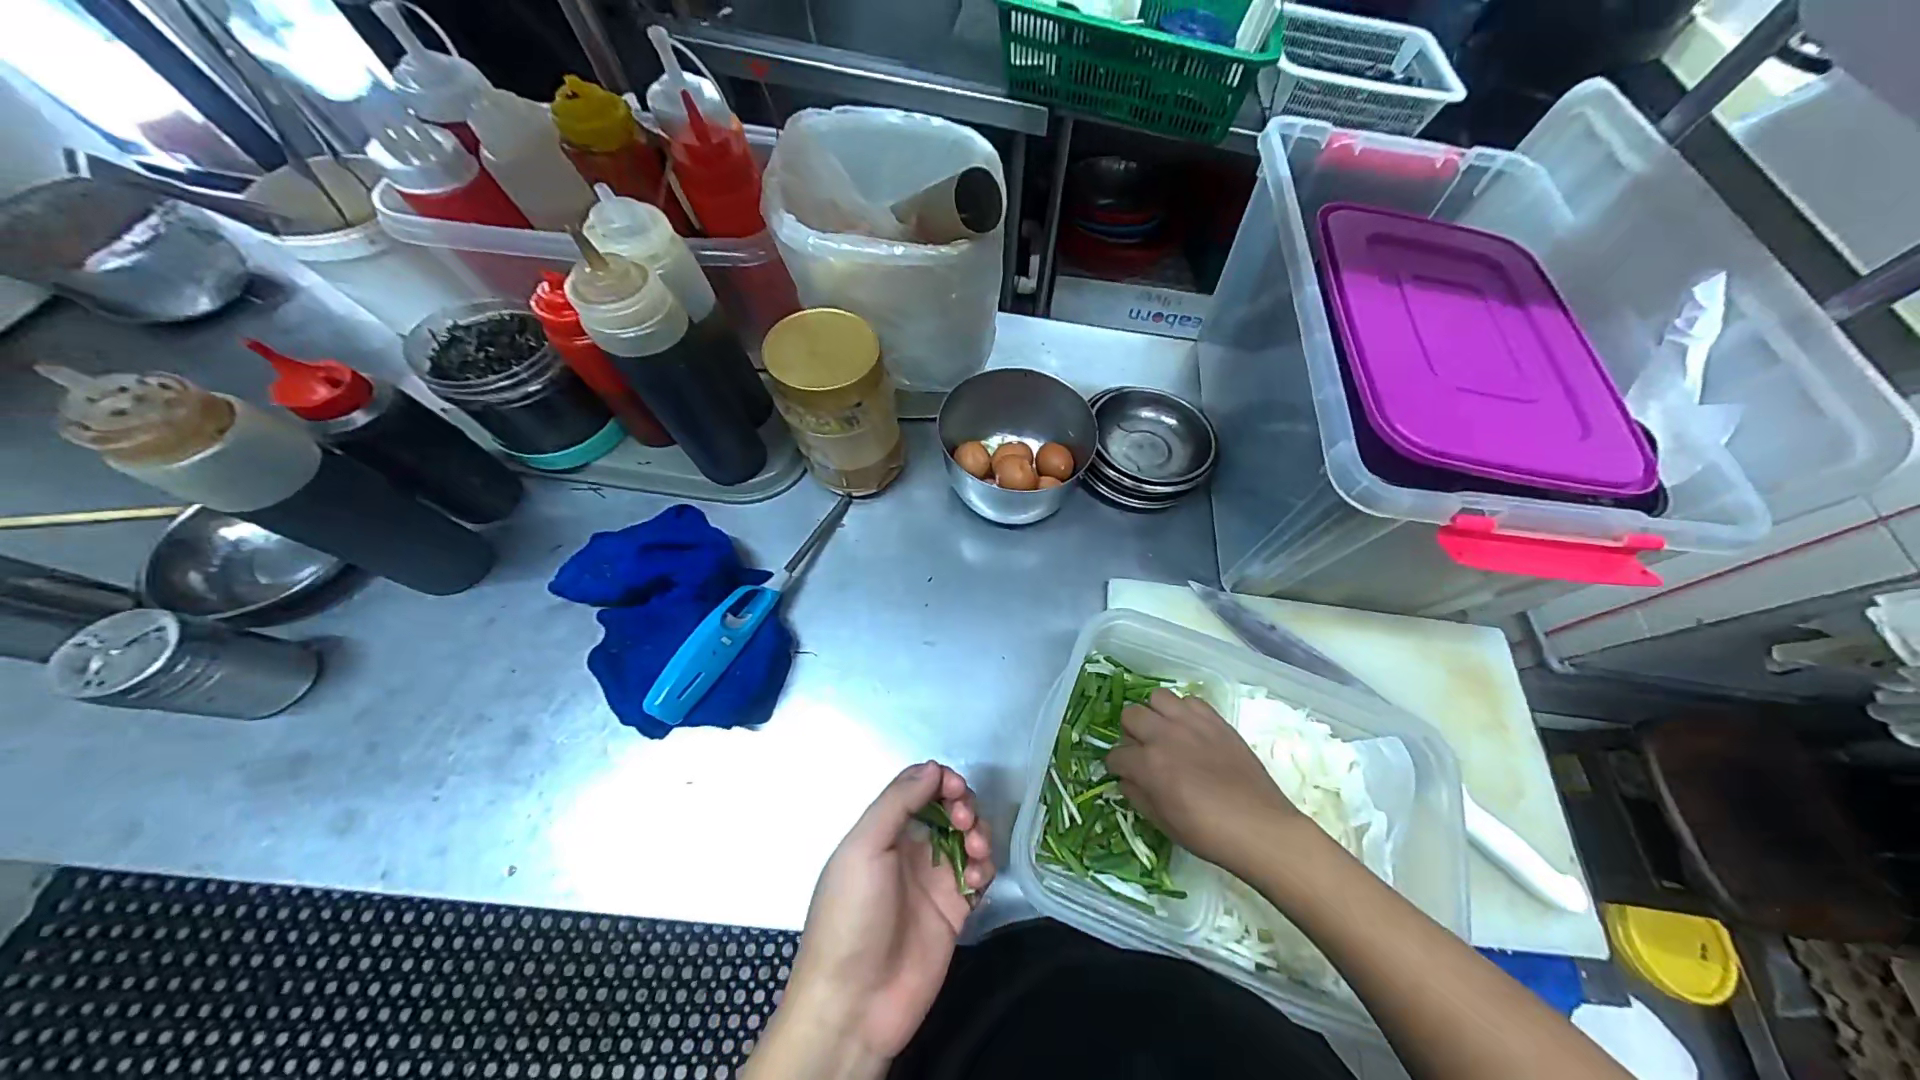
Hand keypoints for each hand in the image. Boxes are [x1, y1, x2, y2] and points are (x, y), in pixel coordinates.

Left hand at [756, 761, 994, 1077]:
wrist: (855, 1003)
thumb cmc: (851, 916)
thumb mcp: (864, 848)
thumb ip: (897, 802)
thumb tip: (932, 766)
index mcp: (882, 832)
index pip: (918, 790)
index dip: (940, 781)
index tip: (954, 787)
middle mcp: (910, 850)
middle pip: (948, 810)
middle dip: (963, 805)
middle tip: (964, 820)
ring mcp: (934, 881)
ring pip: (968, 839)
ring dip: (978, 833)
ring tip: (975, 850)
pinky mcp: (955, 911)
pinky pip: (979, 875)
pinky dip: (984, 867)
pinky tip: (977, 876)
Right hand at [1105, 689, 1305, 875]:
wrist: (1260, 828)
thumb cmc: (1208, 834)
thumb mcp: (1162, 822)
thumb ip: (1137, 795)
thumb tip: (1126, 779)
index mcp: (1148, 764)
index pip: (1116, 755)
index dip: (1116, 766)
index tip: (1123, 773)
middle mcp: (1165, 735)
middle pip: (1131, 715)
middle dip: (1130, 733)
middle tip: (1142, 750)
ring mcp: (1192, 724)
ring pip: (1157, 697)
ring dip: (1155, 714)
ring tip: (1164, 732)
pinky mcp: (1216, 720)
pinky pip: (1189, 700)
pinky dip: (1183, 711)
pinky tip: (1189, 730)